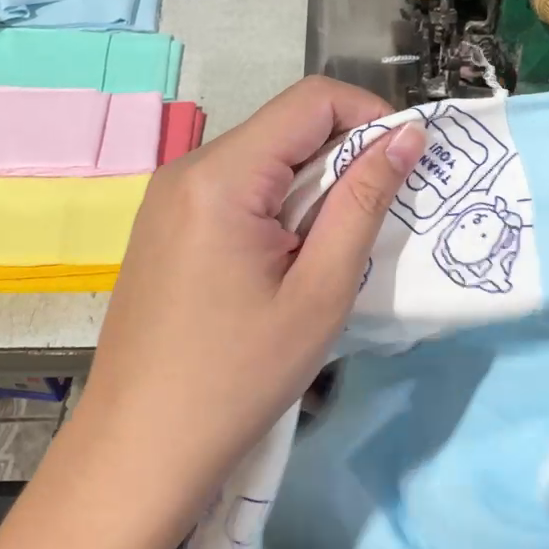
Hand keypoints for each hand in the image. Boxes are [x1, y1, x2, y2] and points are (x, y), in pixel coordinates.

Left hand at [82, 76, 425, 479]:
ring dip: (314, 187)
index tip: (406, 165)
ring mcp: (169, 198)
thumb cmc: (238, 376)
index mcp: (221, 176)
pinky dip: (279, 207)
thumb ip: (363, 202)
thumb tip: (407, 135)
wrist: (141, 449)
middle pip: (286, 126)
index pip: (311, 99)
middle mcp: (187, 169)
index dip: (370, 116)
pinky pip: (237, 190)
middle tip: (381, 218)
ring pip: (264, 159)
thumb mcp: (319, 291)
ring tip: (335, 249)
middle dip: (345, 157)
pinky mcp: (166, 227)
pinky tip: (290, 262)